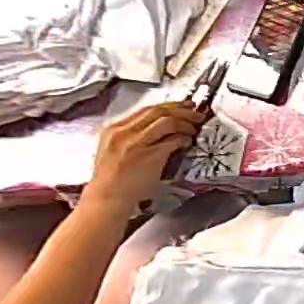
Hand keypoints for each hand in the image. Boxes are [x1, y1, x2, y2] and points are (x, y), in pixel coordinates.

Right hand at [82, 102, 206, 211]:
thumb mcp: (115, 149)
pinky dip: (184, 138)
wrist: (107, 198)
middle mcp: (123, 133)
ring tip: (194, 128)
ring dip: (185, 123)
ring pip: (167, 121)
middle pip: (158, 111)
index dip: (169, 106)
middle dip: (182, 110)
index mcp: (114, 129)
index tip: (183, 106)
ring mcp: (136, 143)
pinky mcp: (149, 155)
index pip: (146, 109)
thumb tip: (161, 127)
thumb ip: (133, 135)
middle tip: (196, 113)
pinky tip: (187, 142)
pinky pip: (172, 140)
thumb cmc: (113, 179)